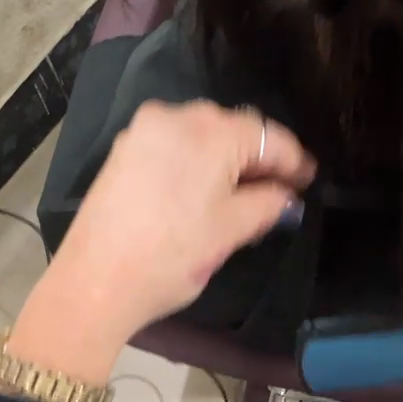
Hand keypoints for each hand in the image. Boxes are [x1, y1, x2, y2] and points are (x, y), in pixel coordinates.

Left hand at [6, 101, 316, 382]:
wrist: (94, 283)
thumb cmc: (170, 258)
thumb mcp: (228, 233)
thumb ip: (266, 206)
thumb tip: (287, 197)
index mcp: (210, 132)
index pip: (266, 135)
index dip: (293, 160)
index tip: (307, 181)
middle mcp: (175, 118)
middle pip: (232, 129)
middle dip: (257, 157)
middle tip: (277, 190)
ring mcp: (143, 132)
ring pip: (199, 137)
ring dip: (224, 160)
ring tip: (240, 194)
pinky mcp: (122, 153)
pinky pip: (172, 148)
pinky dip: (193, 164)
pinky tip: (200, 193)